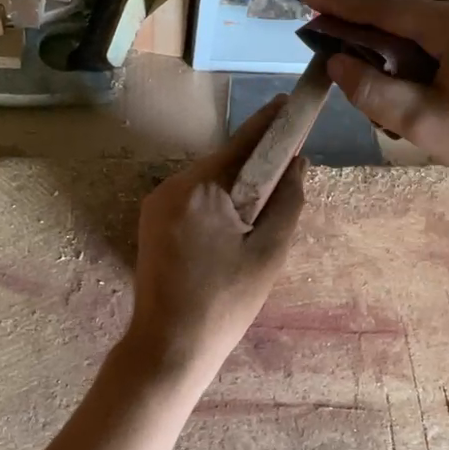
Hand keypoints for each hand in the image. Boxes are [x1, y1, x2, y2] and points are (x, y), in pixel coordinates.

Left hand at [126, 97, 304, 381]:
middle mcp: (171, 186)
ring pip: (207, 181)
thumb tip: (298, 162)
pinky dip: (215, 203)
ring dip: (234, 187)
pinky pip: (191, 199)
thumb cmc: (225, 303)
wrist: (167, 347)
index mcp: (201, 188)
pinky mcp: (150, 222)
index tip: (292, 102)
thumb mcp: (268, 253)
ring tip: (261, 214)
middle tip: (288, 172)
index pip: (244, 143)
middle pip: (224, 162)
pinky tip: (232, 227)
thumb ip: (287, 201)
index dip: (271, 122)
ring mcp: (155, 204)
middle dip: (255, 164)